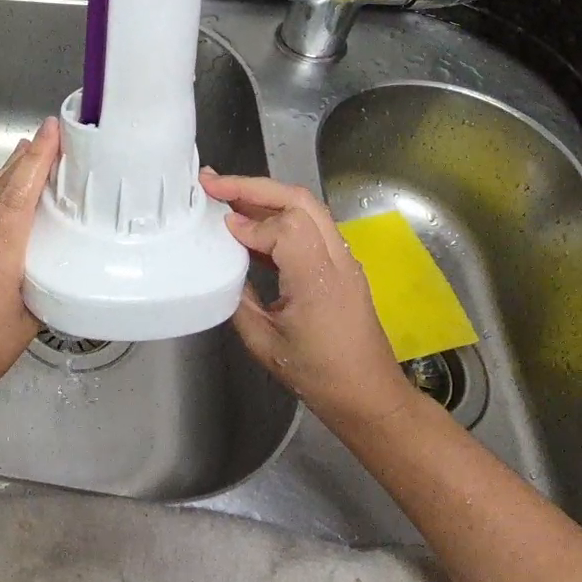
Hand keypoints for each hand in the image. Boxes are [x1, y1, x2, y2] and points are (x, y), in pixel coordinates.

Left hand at [0, 118, 60, 410]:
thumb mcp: (29, 319)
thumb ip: (42, 282)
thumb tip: (58, 258)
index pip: (16, 200)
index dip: (34, 164)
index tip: (49, 134)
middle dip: (22, 159)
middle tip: (44, 135)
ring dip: (5, 174)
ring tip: (26, 153)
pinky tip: (2, 193)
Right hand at [201, 172, 417, 429]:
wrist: (370, 397)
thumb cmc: (317, 375)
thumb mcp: (262, 340)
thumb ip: (238, 295)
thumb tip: (222, 264)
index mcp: (318, 279)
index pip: (284, 227)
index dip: (247, 224)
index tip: (218, 230)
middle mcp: (337, 260)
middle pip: (299, 200)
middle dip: (252, 187)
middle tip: (211, 185)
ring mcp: (344, 261)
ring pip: (306, 208)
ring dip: (264, 197)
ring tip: (224, 195)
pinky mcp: (341, 267)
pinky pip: (309, 227)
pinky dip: (276, 216)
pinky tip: (248, 226)